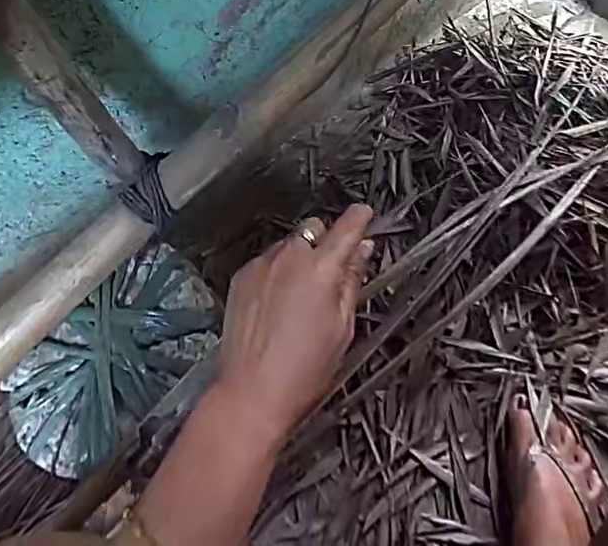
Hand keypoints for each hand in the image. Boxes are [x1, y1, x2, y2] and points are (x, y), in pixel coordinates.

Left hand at [211, 203, 373, 447]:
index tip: (364, 214)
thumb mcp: (342, 327)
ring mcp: (262, 265)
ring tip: (301, 297)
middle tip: (332, 272)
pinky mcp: (242, 276)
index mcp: (321, 268)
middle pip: (314, 230)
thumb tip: (361, 252)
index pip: (346, 228)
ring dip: (299, 258)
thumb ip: (352, 280)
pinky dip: (276, 271)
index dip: (359, 218)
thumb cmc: (302, 371)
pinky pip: (267, 261)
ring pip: (289, 245)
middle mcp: (290, 257)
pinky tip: (278, 303)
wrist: (251, 393)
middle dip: (325, 242)